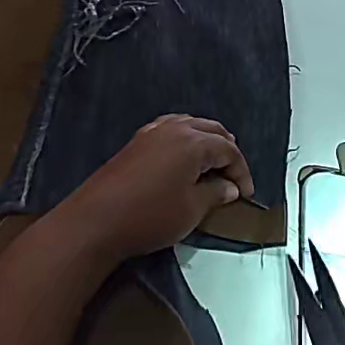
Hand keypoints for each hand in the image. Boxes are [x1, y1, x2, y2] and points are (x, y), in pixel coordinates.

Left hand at [50, 114, 254, 263]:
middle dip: (226, 151)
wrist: (98, 219)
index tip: (246, 194)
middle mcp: (174, 129)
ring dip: (205, 141)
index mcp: (193, 142)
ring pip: (189, 125)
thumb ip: (215, 194)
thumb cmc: (149, 215)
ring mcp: (152, 132)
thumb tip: (229, 187)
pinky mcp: (137, 142)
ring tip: (213, 164)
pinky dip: (184, 139)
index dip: (241, 171)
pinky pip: (170, 129)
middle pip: (211, 130)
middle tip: (234, 175)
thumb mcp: (192, 210)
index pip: (228, 149)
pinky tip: (183, 157)